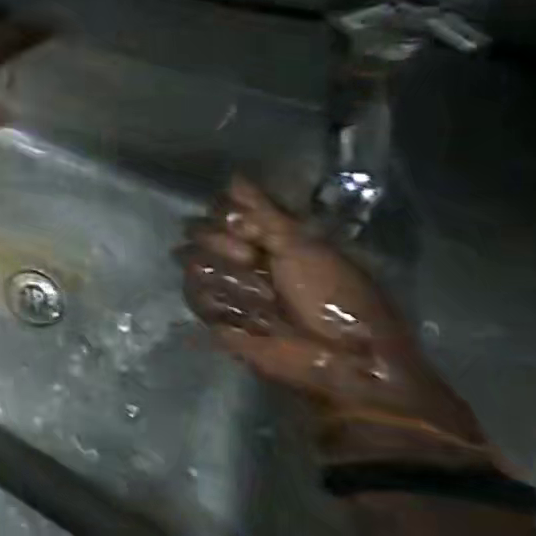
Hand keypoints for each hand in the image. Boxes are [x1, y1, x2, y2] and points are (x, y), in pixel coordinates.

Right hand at [178, 178, 488, 460]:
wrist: (344, 360)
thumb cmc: (337, 300)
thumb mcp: (308, 247)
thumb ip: (265, 211)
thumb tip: (234, 175)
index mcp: (262, 238)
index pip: (217, 209)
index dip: (227, 217)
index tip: (250, 230)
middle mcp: (237, 256)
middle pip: (195, 231)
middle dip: (223, 246)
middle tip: (254, 263)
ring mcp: (224, 285)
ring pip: (191, 262)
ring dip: (232, 281)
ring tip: (264, 301)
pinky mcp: (214, 315)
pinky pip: (195, 295)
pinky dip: (228, 307)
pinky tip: (254, 320)